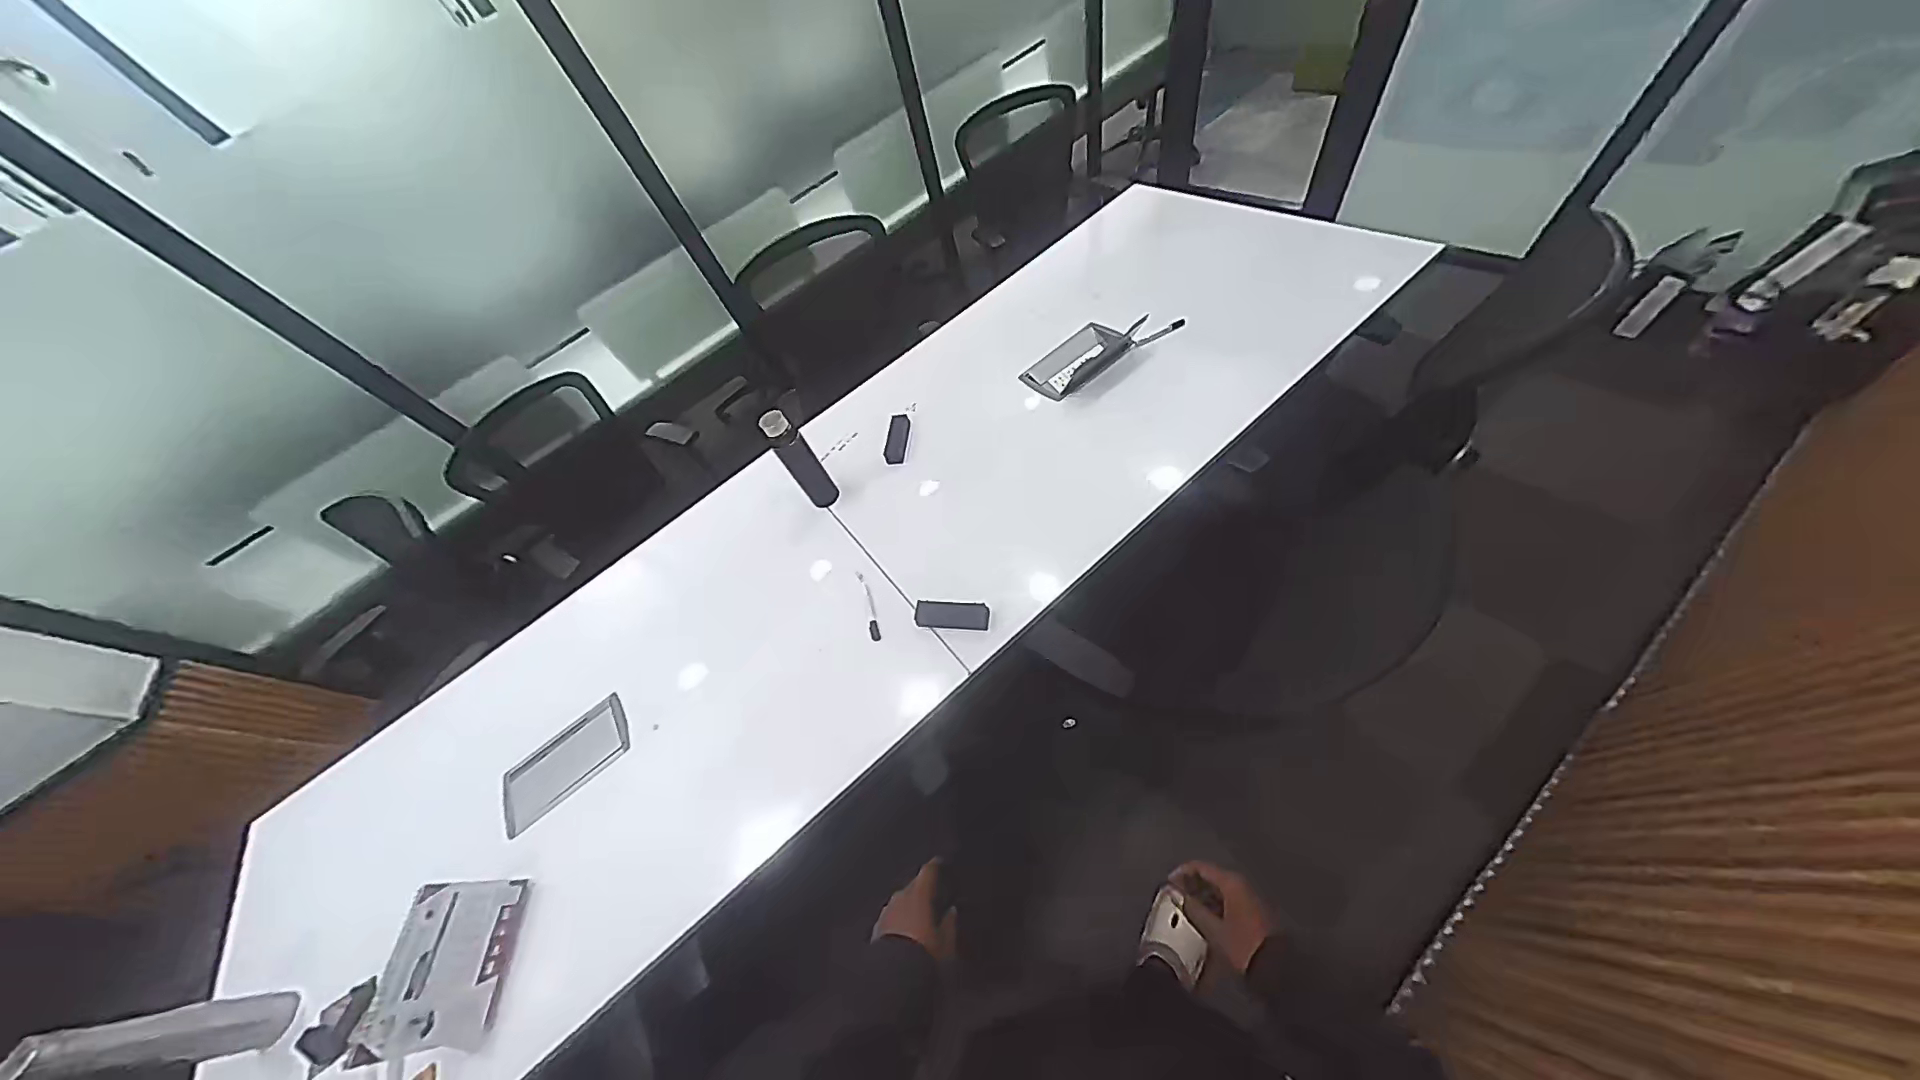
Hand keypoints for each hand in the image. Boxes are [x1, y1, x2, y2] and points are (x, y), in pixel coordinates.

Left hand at [873, 859, 955, 961]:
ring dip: (908, 904)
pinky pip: (891, 916)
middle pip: (912, 886)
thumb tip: (951, 910)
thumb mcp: (945, 943)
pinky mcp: (876, 928)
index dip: (934, 866)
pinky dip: (898, 918)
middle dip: (920, 888)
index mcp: (919, 894)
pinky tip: (902, 929)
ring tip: (917, 914)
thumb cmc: (924, 954)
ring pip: (900, 901)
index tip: (938, 862)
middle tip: (930, 894)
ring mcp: (886, 911)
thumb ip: (949, 923)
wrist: (890, 976)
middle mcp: (900, 897)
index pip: (927, 872)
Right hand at [1169, 860, 1272, 973]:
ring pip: (1220, 889)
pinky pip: (1229, 900)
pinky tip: (1206, 918)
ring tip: (1187, 910)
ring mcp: (1251, 897)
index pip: (1200, 866)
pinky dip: (1215, 905)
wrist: (1279, 969)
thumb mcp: (1214, 929)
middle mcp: (1242, 884)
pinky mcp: (1255, 911)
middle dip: (1192, 885)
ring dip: (1203, 896)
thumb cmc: (1244, 945)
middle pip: (1211, 876)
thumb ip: (1192, 908)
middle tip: (1176, 898)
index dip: (1181, 873)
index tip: (1168, 885)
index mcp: (1232, 882)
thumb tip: (1175, 894)